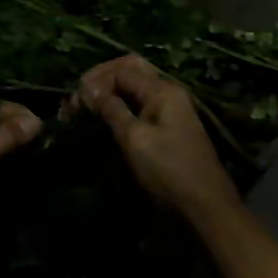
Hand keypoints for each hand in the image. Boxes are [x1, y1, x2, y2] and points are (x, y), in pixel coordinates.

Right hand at [70, 55, 240, 222]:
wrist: (204, 206)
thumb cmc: (168, 172)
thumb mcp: (136, 139)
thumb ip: (112, 110)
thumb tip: (88, 89)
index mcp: (163, 91)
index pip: (121, 70)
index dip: (94, 82)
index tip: (72, 104)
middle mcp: (167, 93)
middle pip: (129, 72)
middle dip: (99, 81)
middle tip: (75, 101)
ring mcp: (168, 110)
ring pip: (132, 88)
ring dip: (107, 94)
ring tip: (83, 109)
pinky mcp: (165, 127)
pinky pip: (138, 105)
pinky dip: (117, 107)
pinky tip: (102, 118)